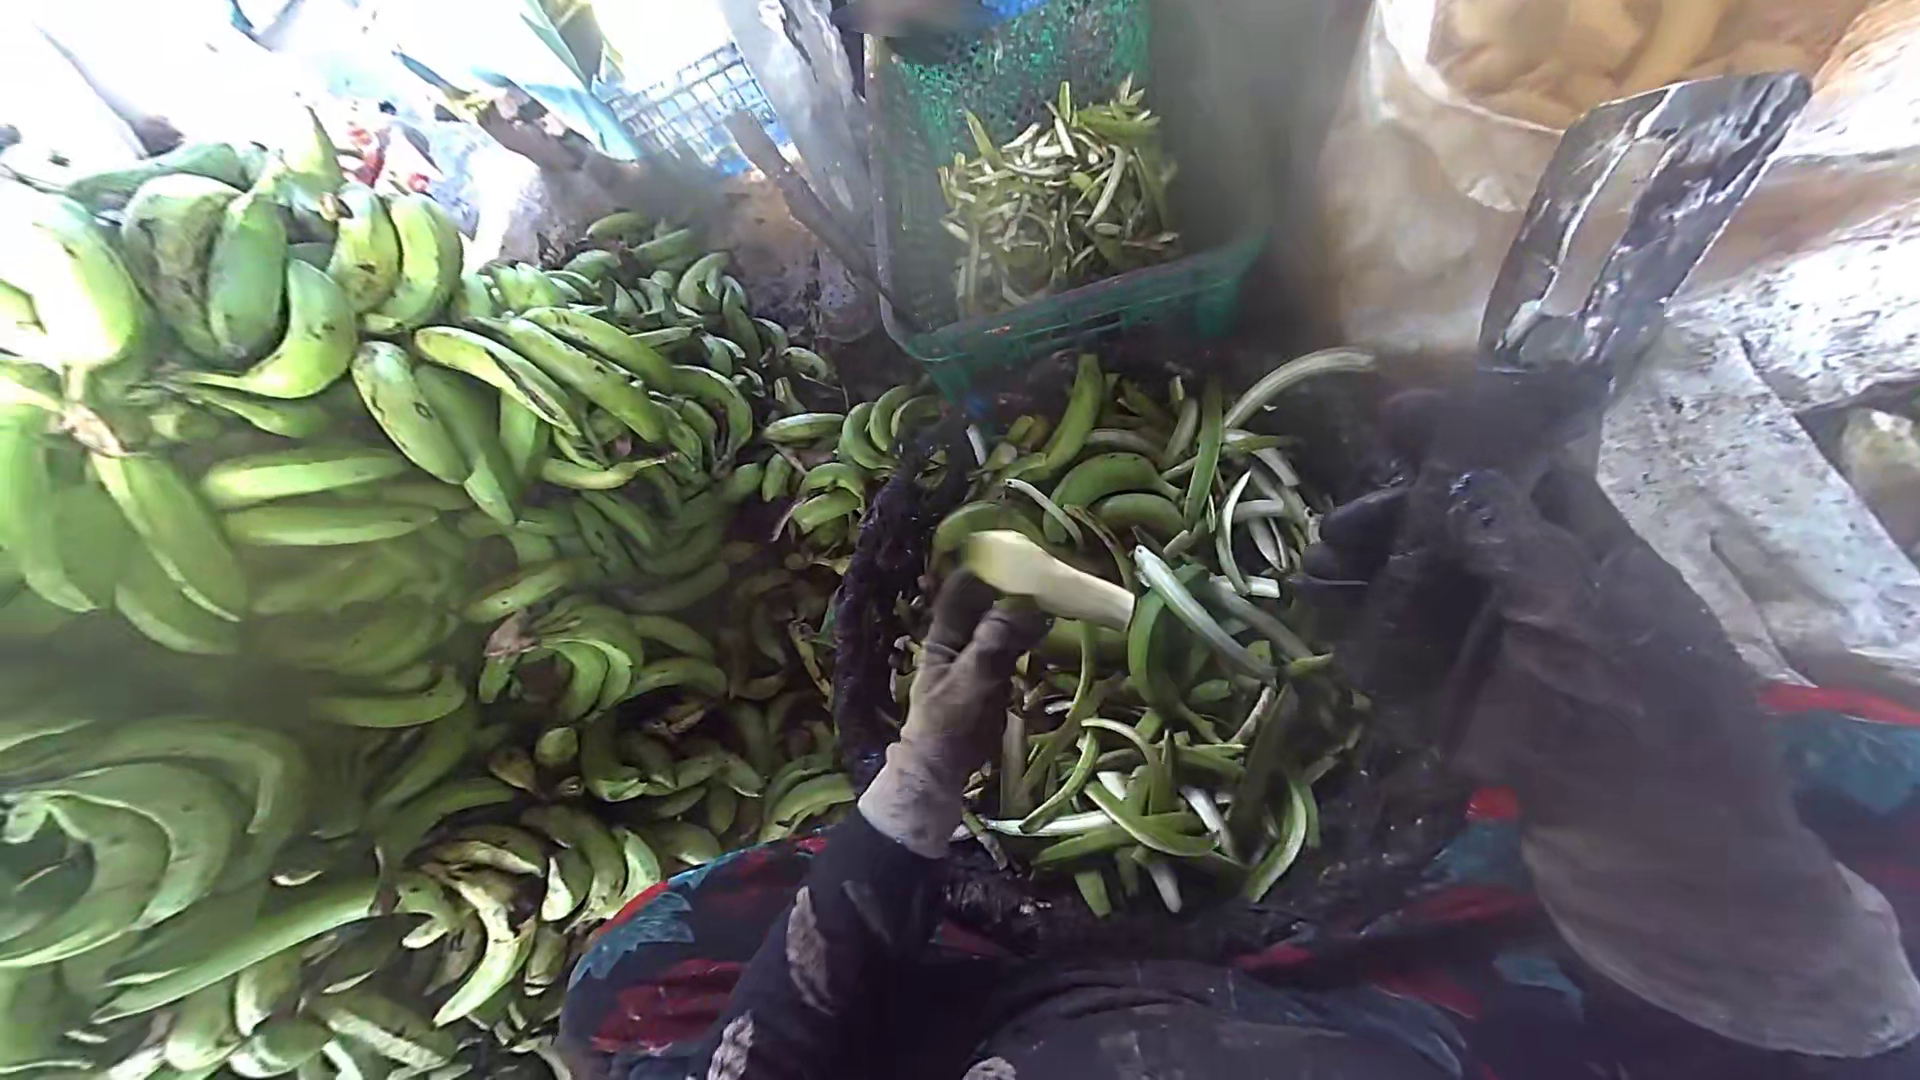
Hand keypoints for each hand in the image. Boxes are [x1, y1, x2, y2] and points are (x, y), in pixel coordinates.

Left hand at [858, 572, 1043, 857]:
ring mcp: (982, 651)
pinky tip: (1052, 623)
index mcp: (944, 633)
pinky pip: (1017, 643)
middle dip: (1012, 586)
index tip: (1013, 553)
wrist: (946, 767)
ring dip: (1027, 608)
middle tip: (1045, 569)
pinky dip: (1033, 632)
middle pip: (989, 601)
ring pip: (1006, 620)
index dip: (983, 569)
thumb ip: (992, 644)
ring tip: (1055, 591)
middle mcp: (963, 635)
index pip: (962, 589)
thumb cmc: (946, 723)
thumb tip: (1025, 607)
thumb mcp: (967, 682)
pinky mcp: (1000, 670)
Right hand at [1300, 390, 1781, 833]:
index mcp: (1559, 539)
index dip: (1454, 435)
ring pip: (1386, 563)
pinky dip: (1332, 601)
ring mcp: (1451, 609)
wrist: (1619, 807)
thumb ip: (1526, 549)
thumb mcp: (1594, 617)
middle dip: (1380, 511)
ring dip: (1348, 555)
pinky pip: (1363, 616)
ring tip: (1322, 563)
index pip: (1505, 466)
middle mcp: (1495, 563)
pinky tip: (1312, 595)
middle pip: (1425, 515)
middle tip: (1343, 525)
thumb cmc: (1639, 702)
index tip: (1398, 412)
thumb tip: (1460, 482)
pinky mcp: (1415, 651)